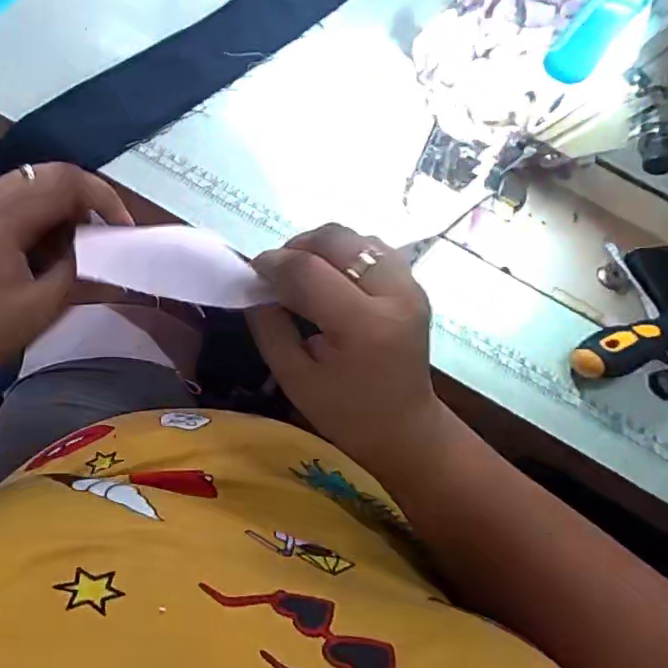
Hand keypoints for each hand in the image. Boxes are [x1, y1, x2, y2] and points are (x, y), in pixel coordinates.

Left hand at [0, 163, 132, 378]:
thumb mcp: (40, 307)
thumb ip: (77, 267)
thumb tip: (101, 244)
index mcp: (0, 220)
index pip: (65, 182)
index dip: (103, 198)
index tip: (123, 228)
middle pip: (50, 172)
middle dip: (87, 197)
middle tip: (105, 232)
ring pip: (34, 181)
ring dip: (64, 203)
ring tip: (78, 241)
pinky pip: (17, 196)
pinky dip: (43, 211)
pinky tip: (49, 243)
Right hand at [246, 224, 450, 468]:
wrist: (404, 429)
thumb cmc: (345, 413)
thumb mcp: (293, 376)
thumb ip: (270, 325)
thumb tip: (256, 284)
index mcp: (364, 326)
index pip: (308, 270)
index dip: (274, 263)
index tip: (253, 270)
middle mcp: (394, 295)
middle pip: (337, 239)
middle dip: (298, 246)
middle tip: (277, 270)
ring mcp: (410, 287)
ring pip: (357, 238)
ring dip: (322, 246)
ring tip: (303, 272)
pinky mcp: (414, 286)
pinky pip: (373, 249)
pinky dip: (345, 253)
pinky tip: (330, 277)